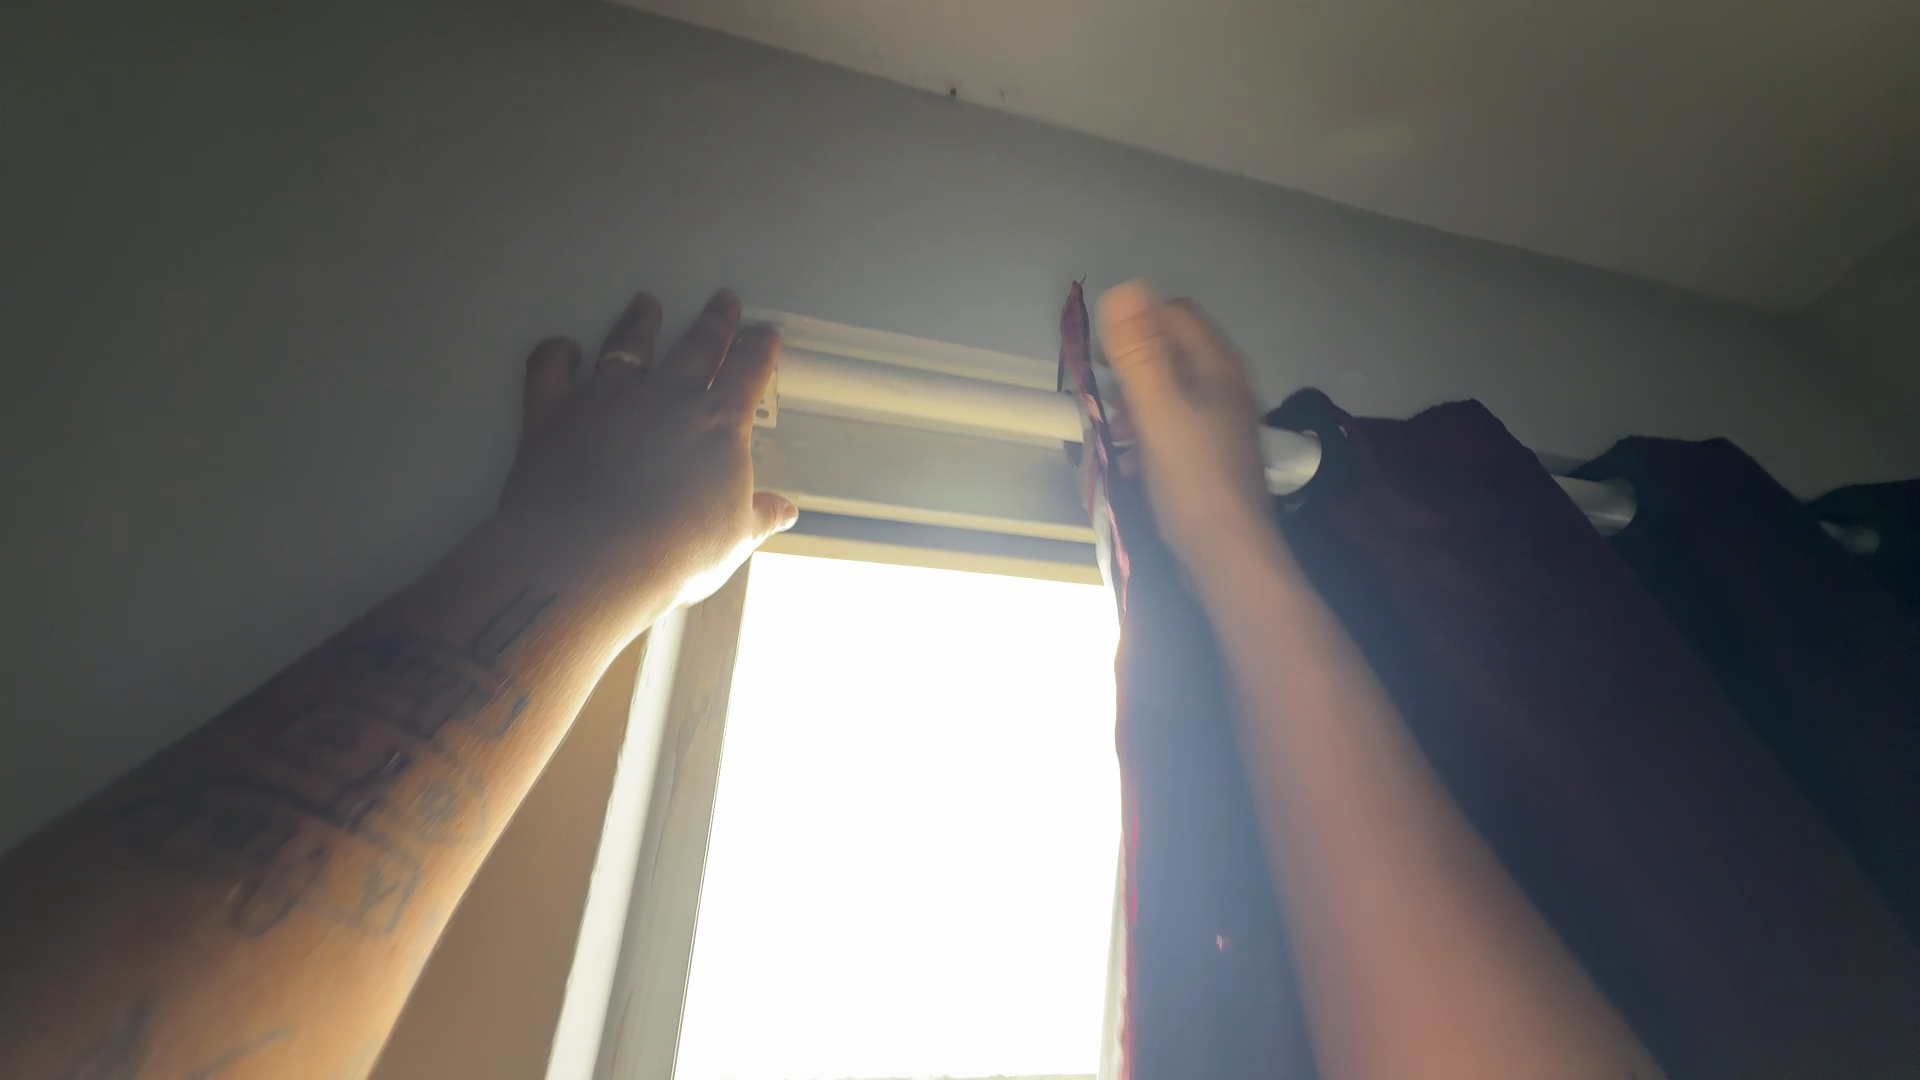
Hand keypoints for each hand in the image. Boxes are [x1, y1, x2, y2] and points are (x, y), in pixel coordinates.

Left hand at [495, 288, 797, 606]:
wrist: (591, 561)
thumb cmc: (677, 551)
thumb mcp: (734, 539)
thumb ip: (759, 516)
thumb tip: (785, 510)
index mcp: (719, 423)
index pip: (748, 373)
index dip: (761, 350)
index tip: (766, 333)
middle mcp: (666, 397)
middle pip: (697, 346)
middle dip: (715, 321)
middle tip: (723, 299)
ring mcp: (607, 400)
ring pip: (627, 346)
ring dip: (640, 322)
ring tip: (646, 303)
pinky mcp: (553, 416)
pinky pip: (550, 373)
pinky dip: (555, 356)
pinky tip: (562, 347)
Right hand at [1096, 281, 1278, 576]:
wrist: (1226, 554)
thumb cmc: (1193, 481)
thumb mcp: (1159, 411)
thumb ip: (1139, 353)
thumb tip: (1123, 290)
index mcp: (1217, 367)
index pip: (1173, 313)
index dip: (1134, 324)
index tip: (1103, 357)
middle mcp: (1223, 387)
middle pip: (1169, 353)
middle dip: (1130, 369)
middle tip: (1105, 398)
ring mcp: (1219, 422)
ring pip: (1167, 392)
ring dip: (1134, 406)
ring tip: (1114, 431)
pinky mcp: (1208, 455)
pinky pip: (1170, 427)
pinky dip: (1146, 436)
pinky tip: (1131, 461)